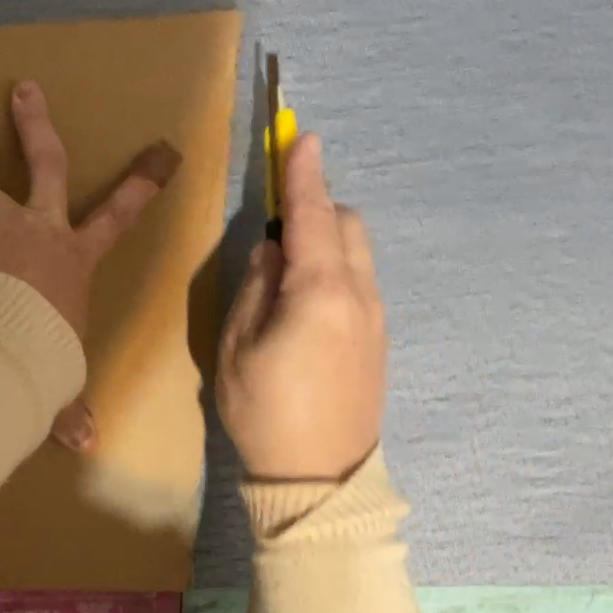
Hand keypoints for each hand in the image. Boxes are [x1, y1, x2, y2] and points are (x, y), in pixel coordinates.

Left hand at [0, 79, 180, 451]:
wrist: (6, 350)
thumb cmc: (45, 356)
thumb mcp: (62, 378)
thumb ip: (68, 408)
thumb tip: (86, 444)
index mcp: (75, 257)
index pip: (120, 214)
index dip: (143, 182)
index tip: (163, 151)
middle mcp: (38, 231)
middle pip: (44, 164)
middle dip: (34, 126)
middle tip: (23, 90)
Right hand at [217, 134, 386, 481]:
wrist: (320, 475)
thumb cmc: (264, 413)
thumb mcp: (235, 351)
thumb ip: (253, 291)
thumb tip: (271, 254)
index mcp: (320, 292)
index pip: (316, 217)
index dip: (305, 176)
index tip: (302, 137)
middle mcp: (360, 294)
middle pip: (349, 226)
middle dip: (319, 212)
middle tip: (278, 233)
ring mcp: (376, 318)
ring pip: (358, 256)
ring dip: (327, 245)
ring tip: (285, 279)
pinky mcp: (378, 341)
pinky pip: (359, 286)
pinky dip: (335, 274)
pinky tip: (303, 310)